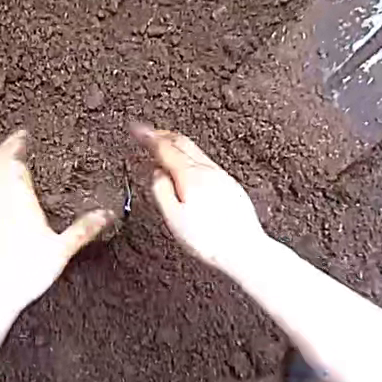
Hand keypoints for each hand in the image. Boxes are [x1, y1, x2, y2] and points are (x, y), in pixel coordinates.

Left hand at [0, 130, 114, 317]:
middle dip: (6, 150)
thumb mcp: (62, 250)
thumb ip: (84, 229)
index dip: (17, 146)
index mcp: (19, 202)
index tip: (23, 135)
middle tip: (14, 139)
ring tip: (4, 157)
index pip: (15, 164)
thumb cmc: (24, 273)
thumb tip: (104, 215)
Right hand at [131, 123, 269, 272]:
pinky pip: (206, 163)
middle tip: (148, 134)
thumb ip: (161, 190)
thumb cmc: (209, 240)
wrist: (245, 251)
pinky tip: (189, 168)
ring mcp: (222, 177)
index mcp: (191, 175)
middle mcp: (209, 171)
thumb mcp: (173, 218)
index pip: (165, 148)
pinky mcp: (231, 187)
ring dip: (177, 146)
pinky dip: (190, 158)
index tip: (136, 130)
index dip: (148, 137)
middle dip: (163, 135)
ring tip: (165, 148)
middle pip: (183, 143)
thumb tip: (156, 172)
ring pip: (196, 152)